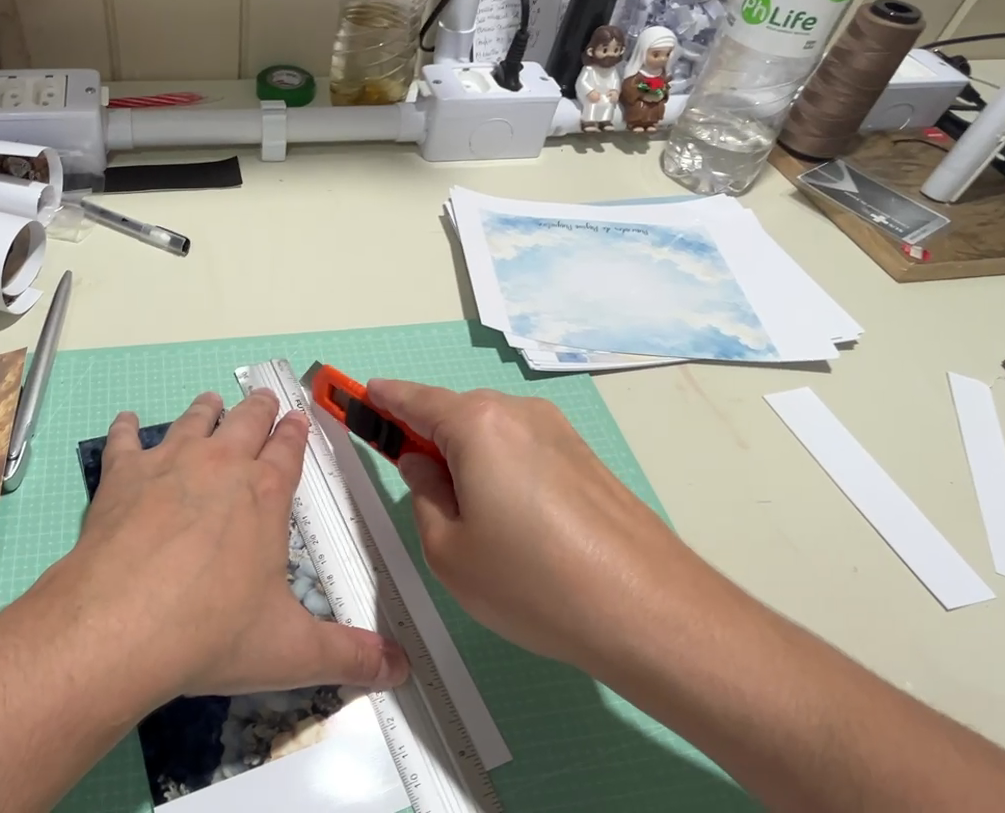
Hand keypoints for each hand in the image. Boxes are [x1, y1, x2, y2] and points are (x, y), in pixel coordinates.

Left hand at [44, 389, 408, 702]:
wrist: (121, 625)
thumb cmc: (213, 632)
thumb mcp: (292, 651)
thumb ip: (348, 655)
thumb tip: (402, 669)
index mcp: (264, 495)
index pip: (288, 452)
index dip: (295, 433)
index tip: (298, 416)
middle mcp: (220, 466)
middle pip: (245, 423)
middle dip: (258, 409)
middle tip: (264, 397)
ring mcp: (168, 465)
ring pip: (192, 422)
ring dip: (205, 410)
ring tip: (211, 401)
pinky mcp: (121, 478)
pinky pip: (125, 441)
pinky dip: (126, 428)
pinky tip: (126, 420)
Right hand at [366, 381, 720, 672]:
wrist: (648, 611)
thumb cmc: (533, 582)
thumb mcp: (448, 551)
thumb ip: (423, 494)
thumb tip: (426, 466)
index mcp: (477, 424)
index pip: (412, 399)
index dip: (379, 398)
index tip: (356, 393)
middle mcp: (518, 413)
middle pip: (454, 414)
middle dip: (428, 439)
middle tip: (418, 488)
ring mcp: (559, 432)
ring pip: (491, 434)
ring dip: (468, 460)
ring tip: (475, 525)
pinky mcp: (585, 457)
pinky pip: (523, 451)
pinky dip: (502, 471)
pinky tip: (515, 526)